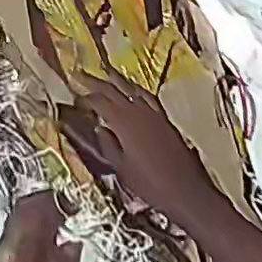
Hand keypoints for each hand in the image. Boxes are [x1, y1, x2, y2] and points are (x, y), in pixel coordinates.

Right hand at [83, 78, 223, 228]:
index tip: (75, 98)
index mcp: (123, 122)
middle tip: (80, 73)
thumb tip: (99, 127)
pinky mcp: (164, 118)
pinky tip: (134, 89)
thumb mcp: (122, 169)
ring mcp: (153, 112)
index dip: (86, 98)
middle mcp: (138, 110)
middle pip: (113, 89)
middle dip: (95, 81)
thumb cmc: (151, 185)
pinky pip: (147, 96)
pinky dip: (136, 89)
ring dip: (116, 79)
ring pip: (131, 88)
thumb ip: (108, 145)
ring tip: (105, 71)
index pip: (100, 101)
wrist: (186, 190)